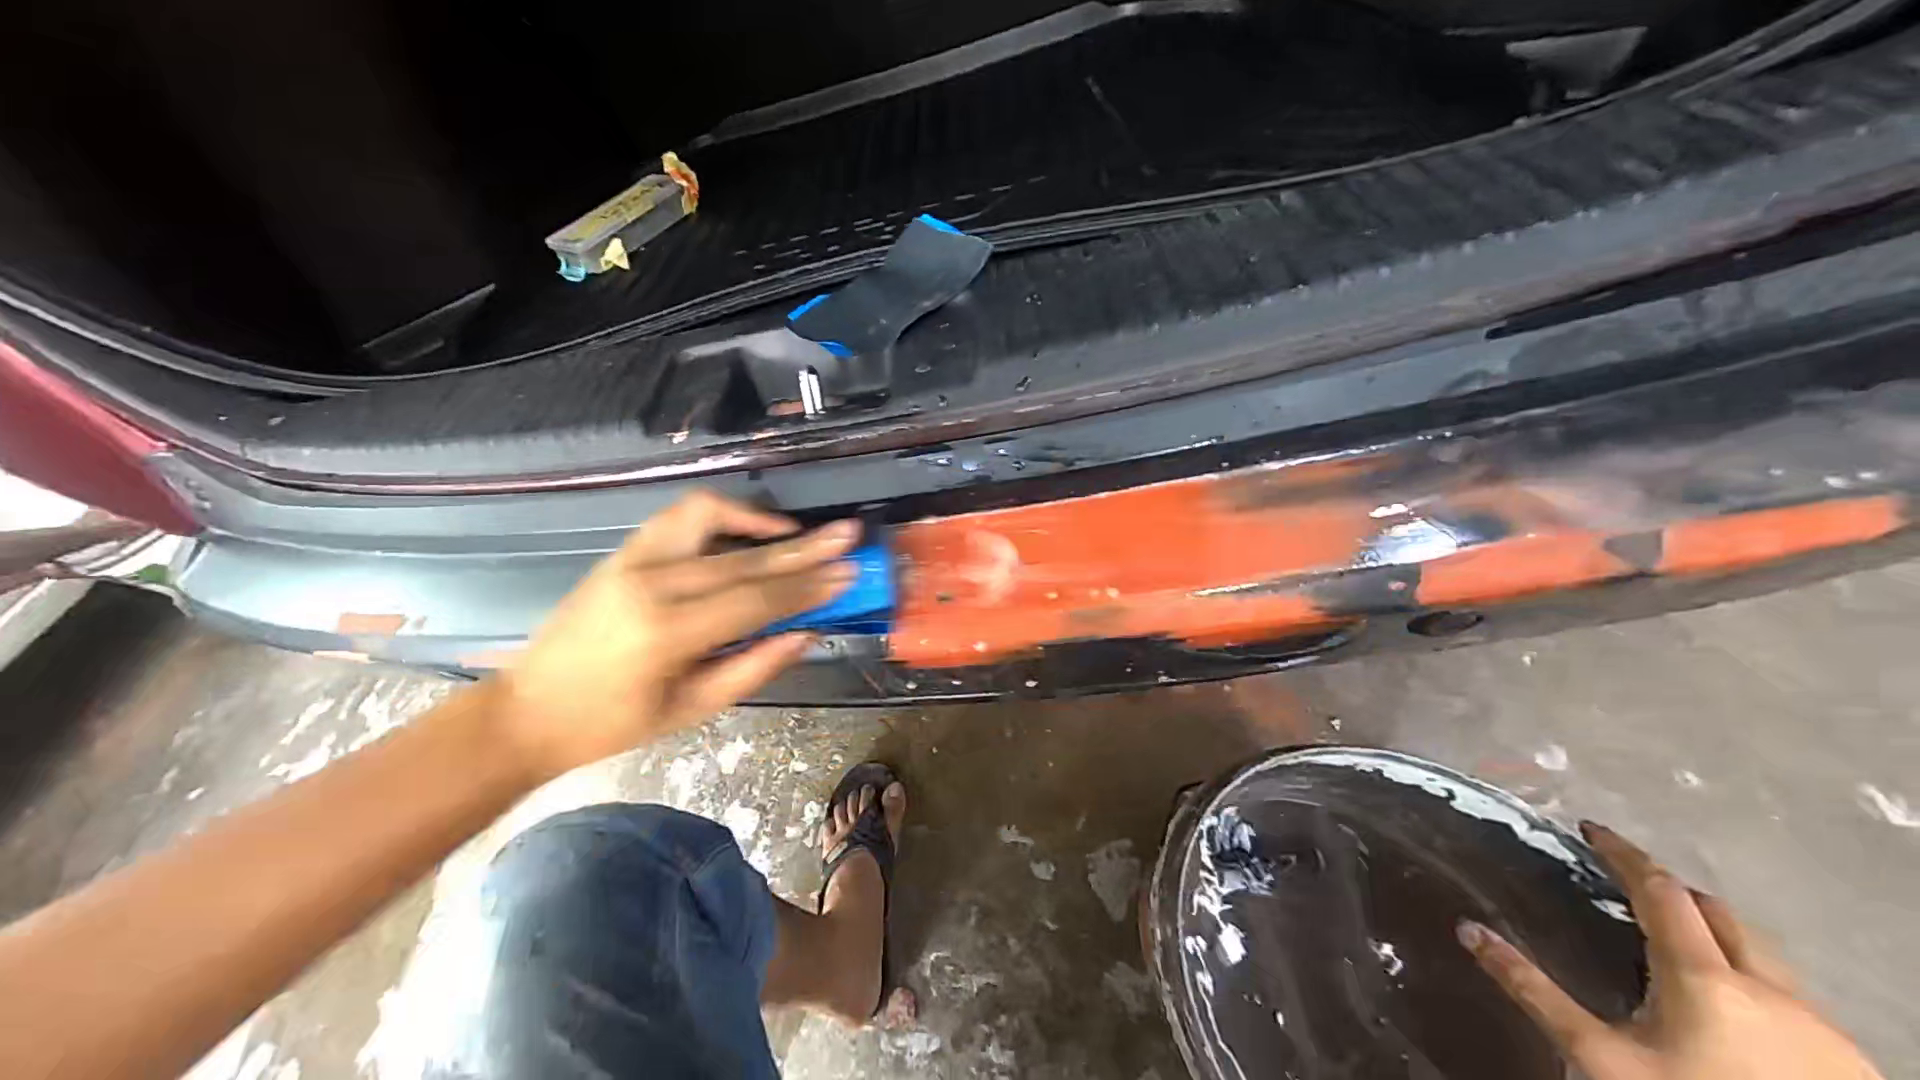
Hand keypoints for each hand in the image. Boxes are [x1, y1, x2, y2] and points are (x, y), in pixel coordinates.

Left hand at [493, 491, 858, 779]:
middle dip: (804, 549)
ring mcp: (633, 560)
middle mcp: (652, 584)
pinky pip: (680, 516)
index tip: (850, 573)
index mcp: (669, 632)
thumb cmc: (612, 724)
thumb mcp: (692, 710)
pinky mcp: (622, 552)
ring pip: (711, 519)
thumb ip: (754, 668)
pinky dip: (721, 513)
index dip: (809, 587)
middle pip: (745, 558)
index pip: (757, 600)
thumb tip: (808, 633)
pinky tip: (748, 526)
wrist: (527, 711)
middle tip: (848, 536)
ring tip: (798, 529)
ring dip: (760, 520)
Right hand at [1458, 822, 1882, 1079]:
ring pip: (1764, 954)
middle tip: (1626, 883)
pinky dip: (1748, 975)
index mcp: (1704, 976)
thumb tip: (1469, 930)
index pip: (1661, 890)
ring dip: (1715, 931)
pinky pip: (1792, 996)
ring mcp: (1822, 1029)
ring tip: (1672, 938)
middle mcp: (1770, 989)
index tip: (1592, 830)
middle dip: (1672, 889)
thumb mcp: (1600, 1057)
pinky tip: (1729, 1007)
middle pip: (1721, 914)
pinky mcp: (1850, 1064)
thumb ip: (1535, 991)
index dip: (1625, 855)